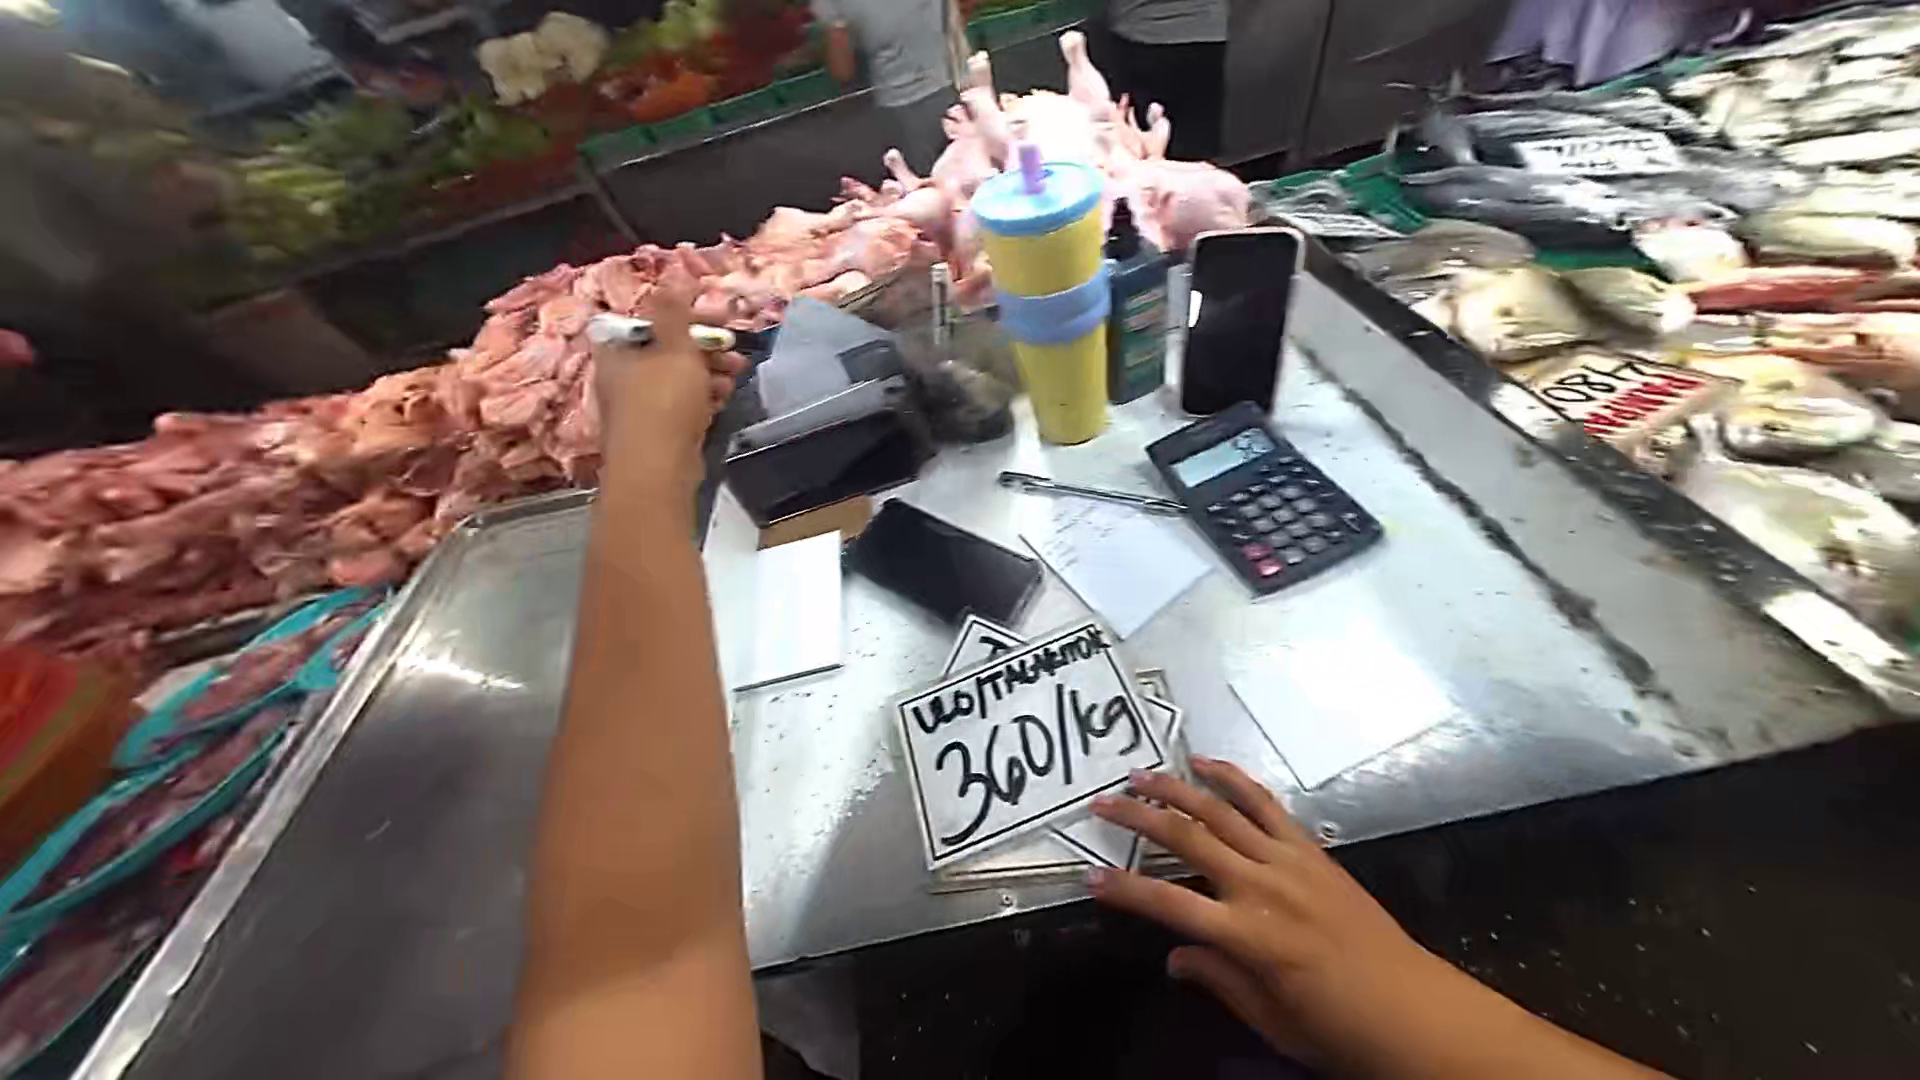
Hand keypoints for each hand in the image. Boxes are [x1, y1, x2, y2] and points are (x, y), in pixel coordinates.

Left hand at [593, 295, 746, 497]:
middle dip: (706, 347)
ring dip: (712, 372)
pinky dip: (706, 397)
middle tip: (734, 350)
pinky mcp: (660, 429)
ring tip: (736, 375)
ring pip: (681, 377)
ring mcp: (641, 404)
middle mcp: (625, 373)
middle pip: (669, 349)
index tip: (718, 319)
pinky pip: (685, 403)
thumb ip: (675, 310)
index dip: (686, 316)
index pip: (652, 319)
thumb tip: (675, 272)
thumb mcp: (673, 347)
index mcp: (619, 348)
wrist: (657, 468)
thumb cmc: (663, 401)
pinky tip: (724, 399)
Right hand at [1087, 758, 1460, 1071]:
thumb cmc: (1342, 1032)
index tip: (1091, 877)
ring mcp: (1286, 861)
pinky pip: (1263, 803)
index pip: (1169, 905)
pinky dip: (1231, 779)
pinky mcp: (1308, 848)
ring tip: (1139, 774)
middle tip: (1102, 803)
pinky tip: (1204, 762)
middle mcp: (1262, 888)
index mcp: (1249, 937)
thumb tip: (1173, 956)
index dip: (1125, 890)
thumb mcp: (1273, 1023)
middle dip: (1138, 818)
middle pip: (1187, 839)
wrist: (1422, 1016)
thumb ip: (1218, 980)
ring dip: (1174, 789)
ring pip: (1218, 812)